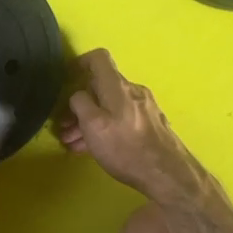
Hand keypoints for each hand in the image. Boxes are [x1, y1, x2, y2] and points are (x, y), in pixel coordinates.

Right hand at [57, 49, 208, 205]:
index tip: (68, 77)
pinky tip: (93, 149)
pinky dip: (104, 128)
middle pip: (102, 87)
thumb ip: (81, 104)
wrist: (168, 174)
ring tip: (73, 142)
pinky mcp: (150, 124)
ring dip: (89, 121)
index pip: (99, 58)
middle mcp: (133, 91)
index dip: (80, 62)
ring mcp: (143, 108)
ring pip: (110, 106)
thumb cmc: (126, 148)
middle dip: (80, 104)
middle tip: (64, 125)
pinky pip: (120, 119)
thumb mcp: (93, 126)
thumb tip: (78, 94)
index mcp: (118, 86)